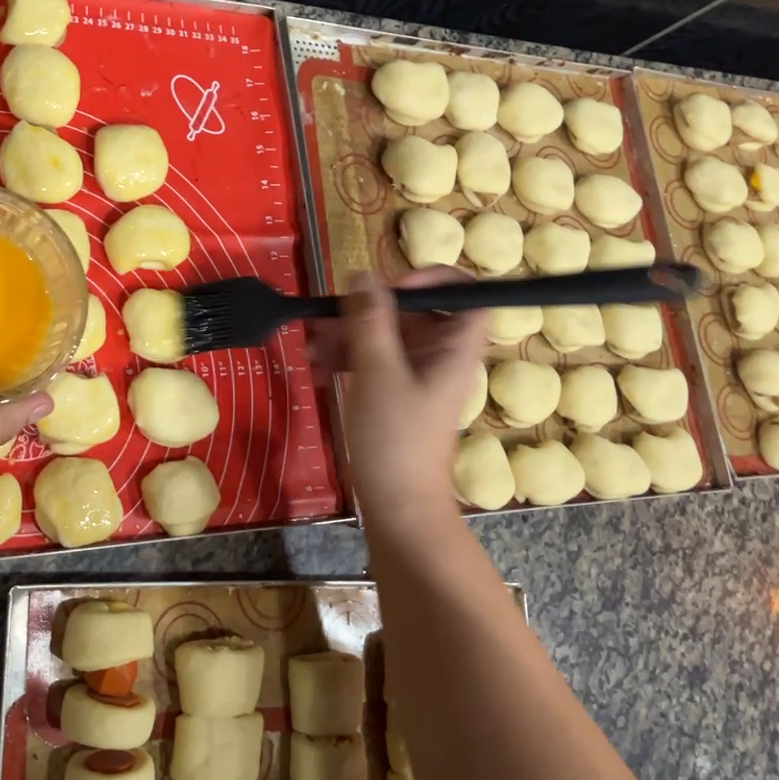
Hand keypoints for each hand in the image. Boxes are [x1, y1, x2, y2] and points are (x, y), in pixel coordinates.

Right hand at [313, 267, 486, 528]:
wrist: (396, 503)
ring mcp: (416, 376)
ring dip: (347, 337)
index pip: (467, 295)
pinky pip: (372, 362)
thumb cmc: (395, 436)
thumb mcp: (378, 372)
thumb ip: (370, 319)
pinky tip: (317, 371)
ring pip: (385, 337)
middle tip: (328, 319)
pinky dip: (346, 360)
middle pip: (412, 313)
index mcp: (455, 348)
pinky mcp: (394, 394)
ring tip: (311, 351)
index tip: (393, 284)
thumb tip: (363, 275)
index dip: (436, 280)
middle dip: (366, 312)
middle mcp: (441, 357)